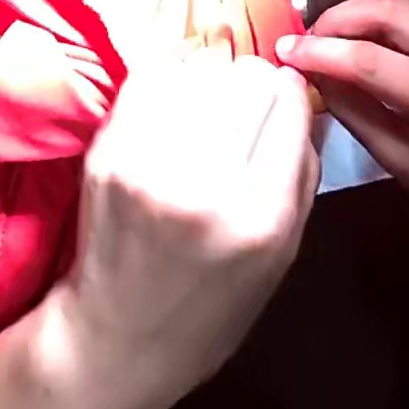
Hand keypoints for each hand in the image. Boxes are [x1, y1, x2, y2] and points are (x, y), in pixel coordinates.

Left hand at [42, 46, 319, 408]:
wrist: (118, 337)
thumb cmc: (214, 302)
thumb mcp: (284, 252)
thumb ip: (302, 169)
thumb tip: (297, 92)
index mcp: (260, 218)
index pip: (285, 103)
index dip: (288, 89)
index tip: (282, 92)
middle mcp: (204, 187)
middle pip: (244, 80)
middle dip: (253, 80)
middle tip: (244, 99)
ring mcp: (147, 166)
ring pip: (198, 70)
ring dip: (211, 78)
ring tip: (208, 102)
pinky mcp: (106, 153)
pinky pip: (150, 78)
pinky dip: (169, 78)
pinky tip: (173, 100)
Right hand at [276, 0, 408, 269]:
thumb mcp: (408, 167)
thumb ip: (358, 114)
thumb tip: (311, 73)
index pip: (376, 62)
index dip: (323, 51)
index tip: (284, 48)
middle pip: (391, 10)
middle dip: (338, 18)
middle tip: (306, 39)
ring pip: (403, 8)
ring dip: (359, 20)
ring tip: (329, 44)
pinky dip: (385, 29)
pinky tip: (371, 50)